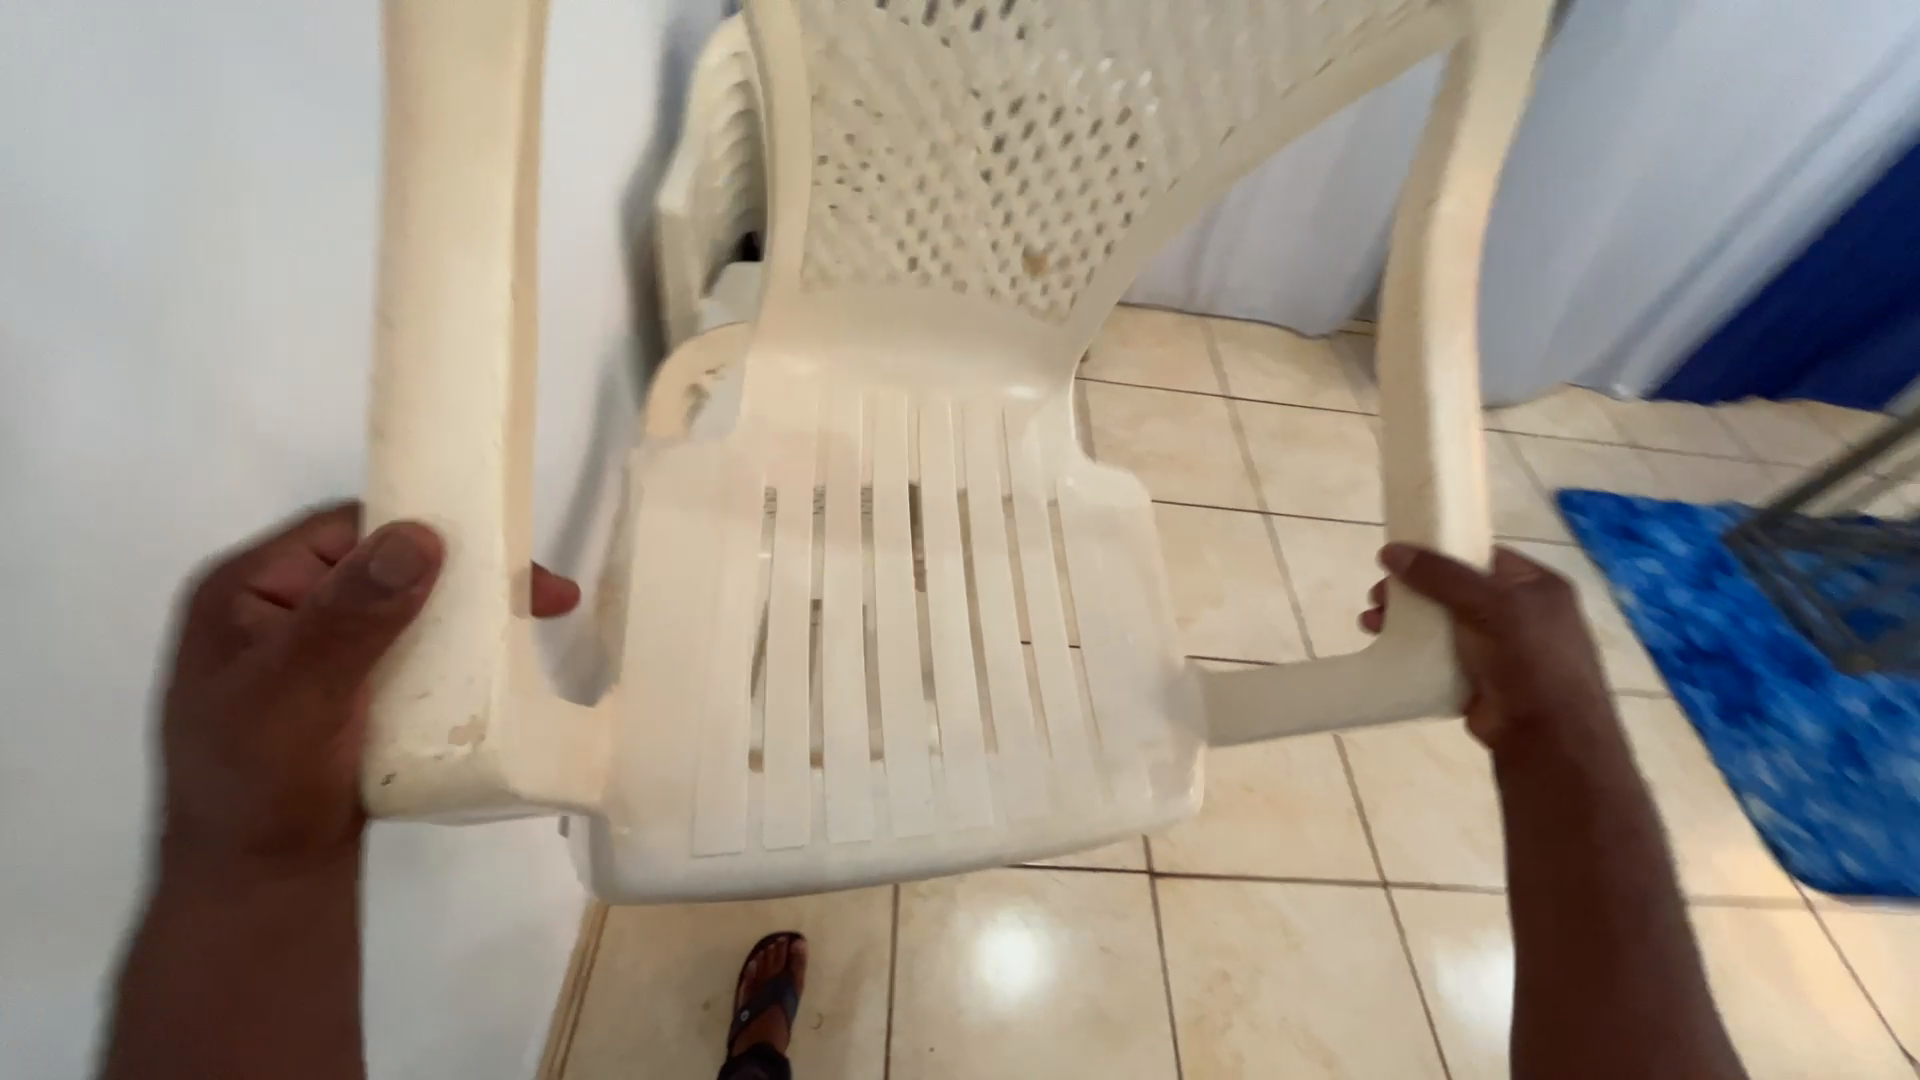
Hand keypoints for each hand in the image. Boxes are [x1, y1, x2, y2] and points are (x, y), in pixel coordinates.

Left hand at [158, 502, 579, 870]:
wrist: (264, 875)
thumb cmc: (263, 782)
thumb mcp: (299, 692)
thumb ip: (351, 615)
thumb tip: (420, 536)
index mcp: (251, 591)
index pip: (347, 530)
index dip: (422, 530)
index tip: (495, 551)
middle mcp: (286, 607)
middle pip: (391, 563)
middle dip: (470, 572)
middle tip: (543, 590)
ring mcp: (323, 645)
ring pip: (412, 602)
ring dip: (475, 606)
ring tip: (544, 612)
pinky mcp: (356, 679)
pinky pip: (417, 641)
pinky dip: (463, 640)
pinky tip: (501, 650)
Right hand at [1359, 543, 1614, 751]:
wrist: (1545, 736)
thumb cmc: (1529, 659)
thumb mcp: (1490, 605)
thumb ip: (1441, 575)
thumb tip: (1389, 550)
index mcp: (1536, 587)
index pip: (1481, 556)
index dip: (1439, 553)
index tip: (1399, 559)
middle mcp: (1519, 612)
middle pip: (1451, 588)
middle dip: (1410, 590)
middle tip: (1378, 596)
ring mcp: (1497, 646)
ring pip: (1438, 620)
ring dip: (1401, 618)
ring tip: (1370, 623)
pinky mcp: (1475, 675)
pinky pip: (1435, 651)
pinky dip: (1408, 646)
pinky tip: (1384, 645)